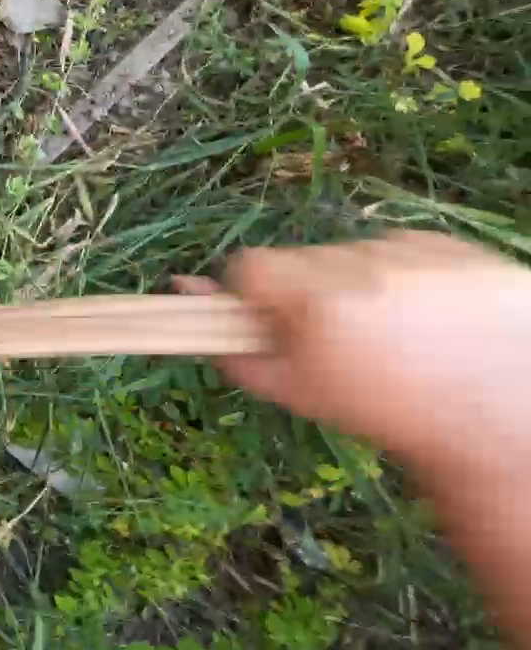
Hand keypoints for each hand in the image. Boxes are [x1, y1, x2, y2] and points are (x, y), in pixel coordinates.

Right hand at [178, 231, 530, 484]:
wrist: (501, 433)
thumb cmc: (380, 413)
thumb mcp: (291, 385)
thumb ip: (227, 338)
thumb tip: (181, 285)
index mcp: (317, 300)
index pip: (250, 265)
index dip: (257, 292)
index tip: (279, 318)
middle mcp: (367, 269)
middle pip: (301, 258)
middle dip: (309, 287)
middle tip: (342, 331)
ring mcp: (425, 261)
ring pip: (353, 252)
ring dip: (358, 279)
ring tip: (393, 324)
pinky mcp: (472, 256)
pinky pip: (409, 246)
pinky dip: (408, 271)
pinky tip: (428, 310)